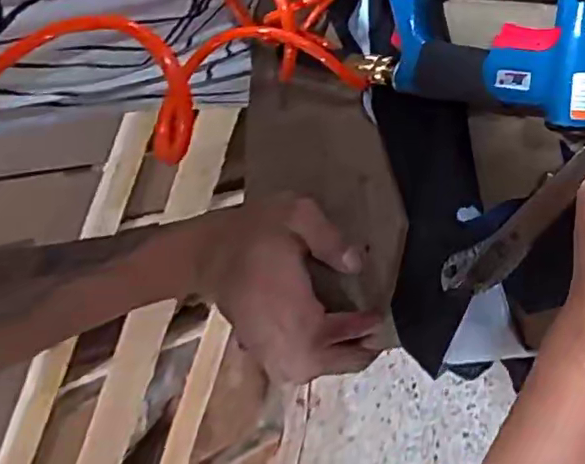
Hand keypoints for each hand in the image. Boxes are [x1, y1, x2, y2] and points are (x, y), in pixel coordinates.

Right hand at [205, 194, 382, 383]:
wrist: (206, 249)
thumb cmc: (255, 228)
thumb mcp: (298, 214)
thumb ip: (329, 238)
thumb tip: (357, 264)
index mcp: (284, 304)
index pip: (322, 333)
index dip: (353, 330)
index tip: (378, 315)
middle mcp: (271, 334)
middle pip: (312, 363)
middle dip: (350, 355)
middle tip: (379, 337)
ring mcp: (259, 342)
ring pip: (299, 370)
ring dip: (333, 361)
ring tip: (362, 341)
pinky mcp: (254, 342)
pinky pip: (287, 365)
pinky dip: (313, 361)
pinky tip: (331, 341)